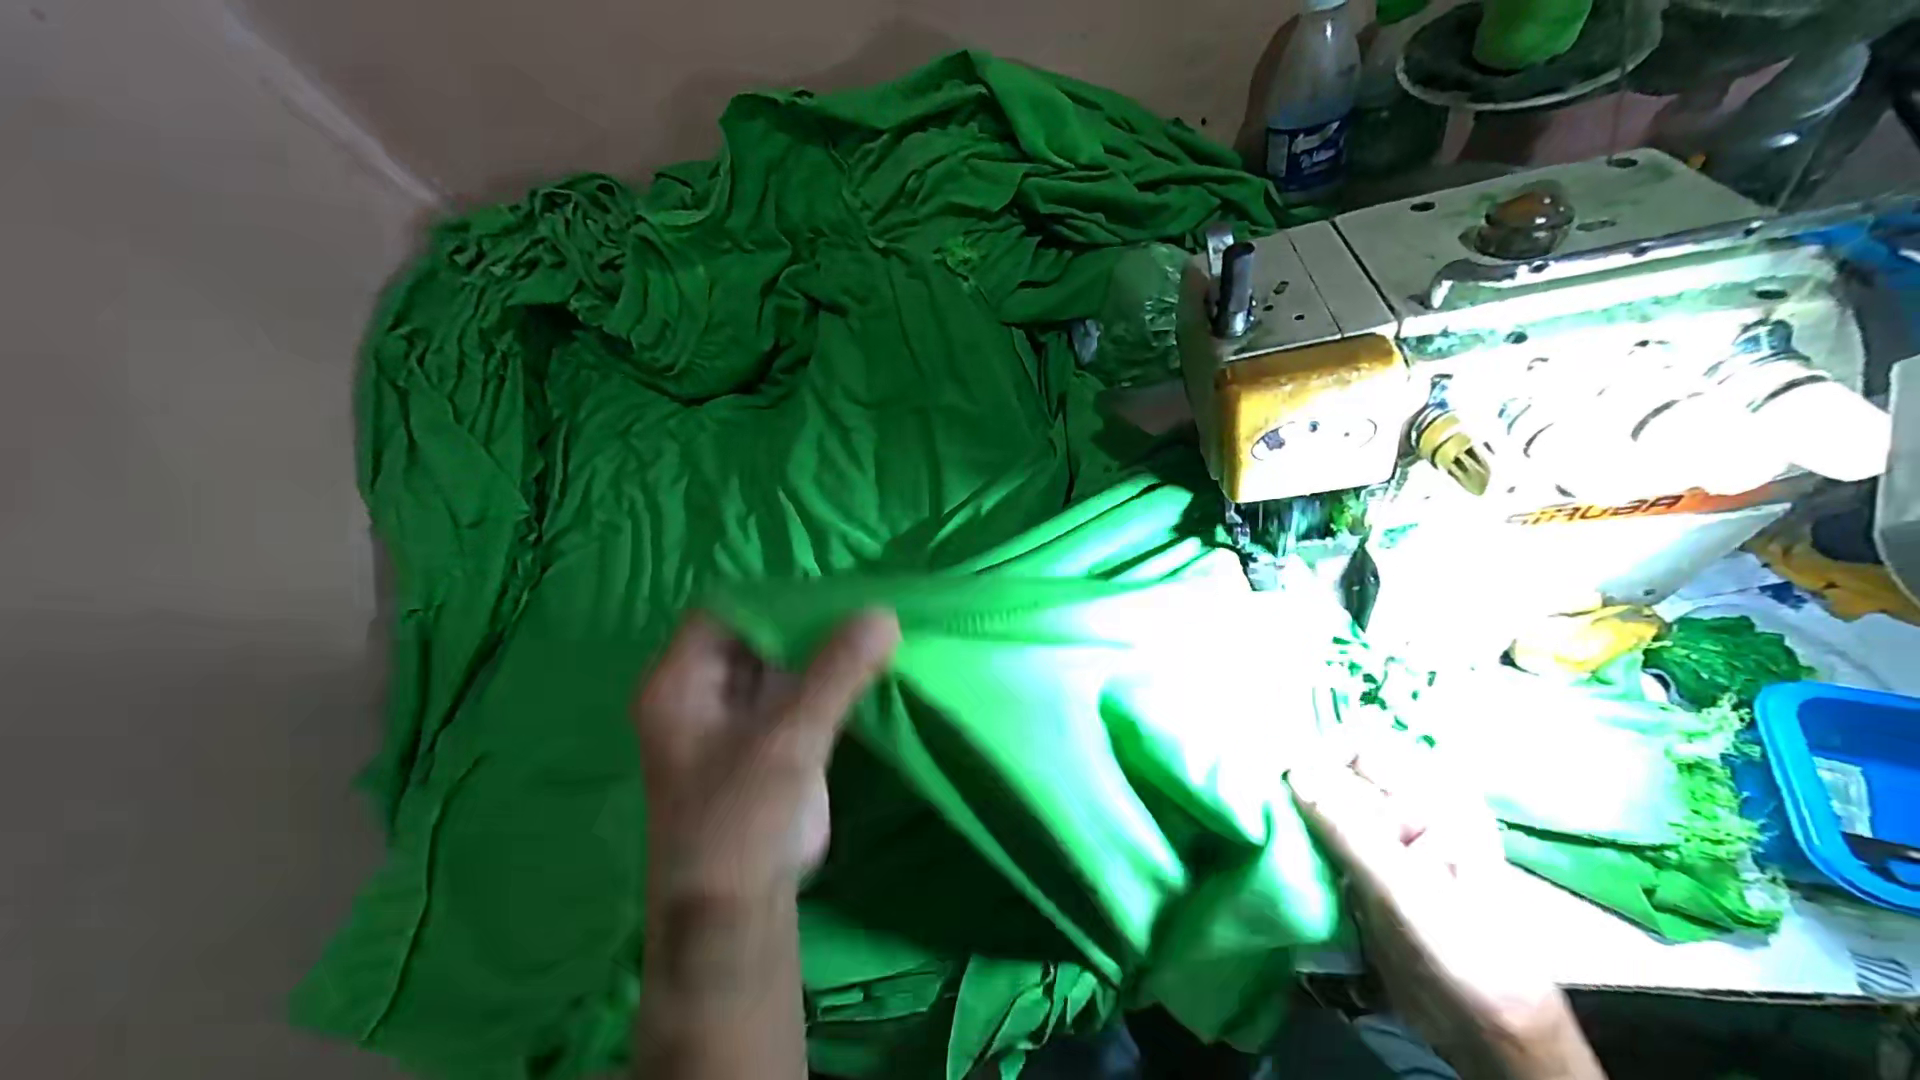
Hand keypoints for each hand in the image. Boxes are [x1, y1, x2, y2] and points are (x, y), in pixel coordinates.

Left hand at [634, 610, 899, 907]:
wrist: (739, 912)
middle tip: (862, 604)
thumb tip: (884, 613)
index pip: (726, 613)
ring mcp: (738, 715)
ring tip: (872, 626)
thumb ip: (835, 673)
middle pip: (757, 635)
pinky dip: (831, 677)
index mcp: (680, 682)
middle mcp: (704, 691)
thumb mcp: (787, 741)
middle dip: (807, 621)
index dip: (776, 599)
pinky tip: (867, 664)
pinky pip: (800, 691)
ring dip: (823, 648)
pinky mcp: (770, 739)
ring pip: (783, 662)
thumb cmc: (741, 822)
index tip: (834, 592)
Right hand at [1287, 741, 1605, 1079]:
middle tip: (1259, 801)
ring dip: (1292, 813)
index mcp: (1430, 798)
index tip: (1276, 778)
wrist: (1487, 1031)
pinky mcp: (1363, 871)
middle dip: (1296, 785)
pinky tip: (1274, 847)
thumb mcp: (1403, 888)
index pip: (1358, 751)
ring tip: (1261, 823)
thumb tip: (1291, 771)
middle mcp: (1405, 810)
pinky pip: (1320, 840)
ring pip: (1323, 808)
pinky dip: (1296, 840)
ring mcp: (1383, 842)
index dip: (1315, 756)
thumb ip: (1346, 827)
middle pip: (1334, 777)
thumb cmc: (1462, 950)